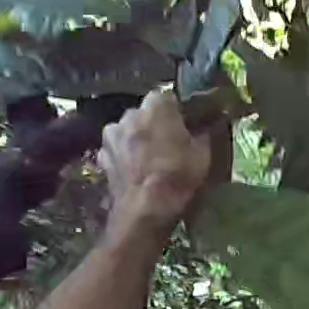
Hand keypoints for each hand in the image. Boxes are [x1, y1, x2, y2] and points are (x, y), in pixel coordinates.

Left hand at [99, 90, 210, 232]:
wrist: (144, 210)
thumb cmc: (178, 176)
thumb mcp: (203, 155)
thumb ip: (203, 134)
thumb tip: (206, 126)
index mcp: (156, 104)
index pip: (169, 98)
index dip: (178, 113)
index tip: (186, 128)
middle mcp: (130, 112)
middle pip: (146, 114)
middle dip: (155, 125)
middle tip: (169, 145)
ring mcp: (112, 134)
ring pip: (129, 131)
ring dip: (138, 140)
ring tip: (150, 161)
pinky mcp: (102, 156)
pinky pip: (118, 150)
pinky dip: (126, 157)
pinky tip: (136, 173)